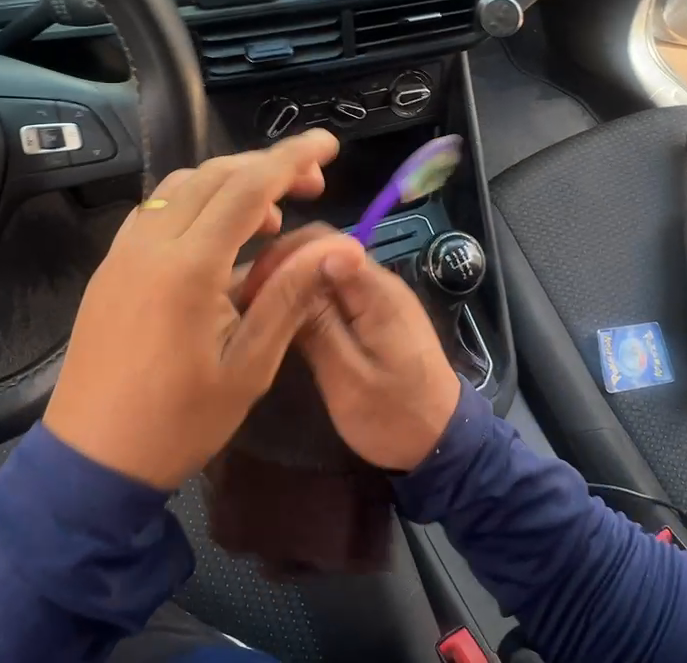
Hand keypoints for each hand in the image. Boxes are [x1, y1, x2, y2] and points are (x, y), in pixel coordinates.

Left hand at [44, 129, 339, 489]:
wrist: (92, 459)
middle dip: (268, 166)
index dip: (292, 159)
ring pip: (182, 185)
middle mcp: (151, 245)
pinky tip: (220, 233)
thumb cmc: (179, 421)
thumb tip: (338, 246)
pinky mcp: (111, 267)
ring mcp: (124, 253)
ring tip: (271, 215)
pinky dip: (197, 201)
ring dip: (231, 182)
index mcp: (188, 268)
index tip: (328, 145)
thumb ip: (290, 295)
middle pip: (215, 175)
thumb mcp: (250, 366)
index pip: (248, 188)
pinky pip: (158, 209)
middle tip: (312, 183)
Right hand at [264, 231, 462, 470]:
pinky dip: (307, 300)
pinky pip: (336, 293)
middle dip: (282, 267)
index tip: (249, 288)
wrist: (441, 442)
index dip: (281, 256)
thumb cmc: (394, 416)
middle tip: (245, 301)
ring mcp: (378, 298)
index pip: (322, 243)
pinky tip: (283, 321)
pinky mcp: (374, 316)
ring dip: (292, 284)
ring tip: (256, 311)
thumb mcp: (349, 377)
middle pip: (322, 252)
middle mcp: (379, 283)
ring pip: (326, 272)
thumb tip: (294, 270)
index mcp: (376, 291)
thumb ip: (320, 324)